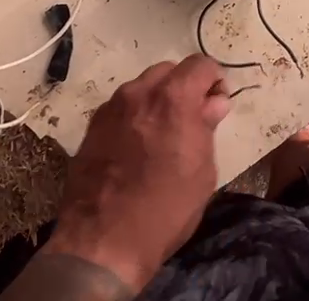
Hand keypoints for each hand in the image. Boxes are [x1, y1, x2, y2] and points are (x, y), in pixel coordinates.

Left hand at [45, 55, 231, 290]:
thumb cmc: (165, 208)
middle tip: (190, 119)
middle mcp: (140, 92)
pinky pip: (121, 108)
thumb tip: (214, 104)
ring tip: (160, 135)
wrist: (103, 243)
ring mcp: (111, 108)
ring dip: (156, 101)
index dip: (214, 81)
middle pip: (169, 71)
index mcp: (173, 97)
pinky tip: (135, 147)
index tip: (216, 105)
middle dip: (184, 87)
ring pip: (142, 88)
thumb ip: (207, 128)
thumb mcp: (203, 171)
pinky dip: (134, 116)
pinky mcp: (91, 127)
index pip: (201, 64)